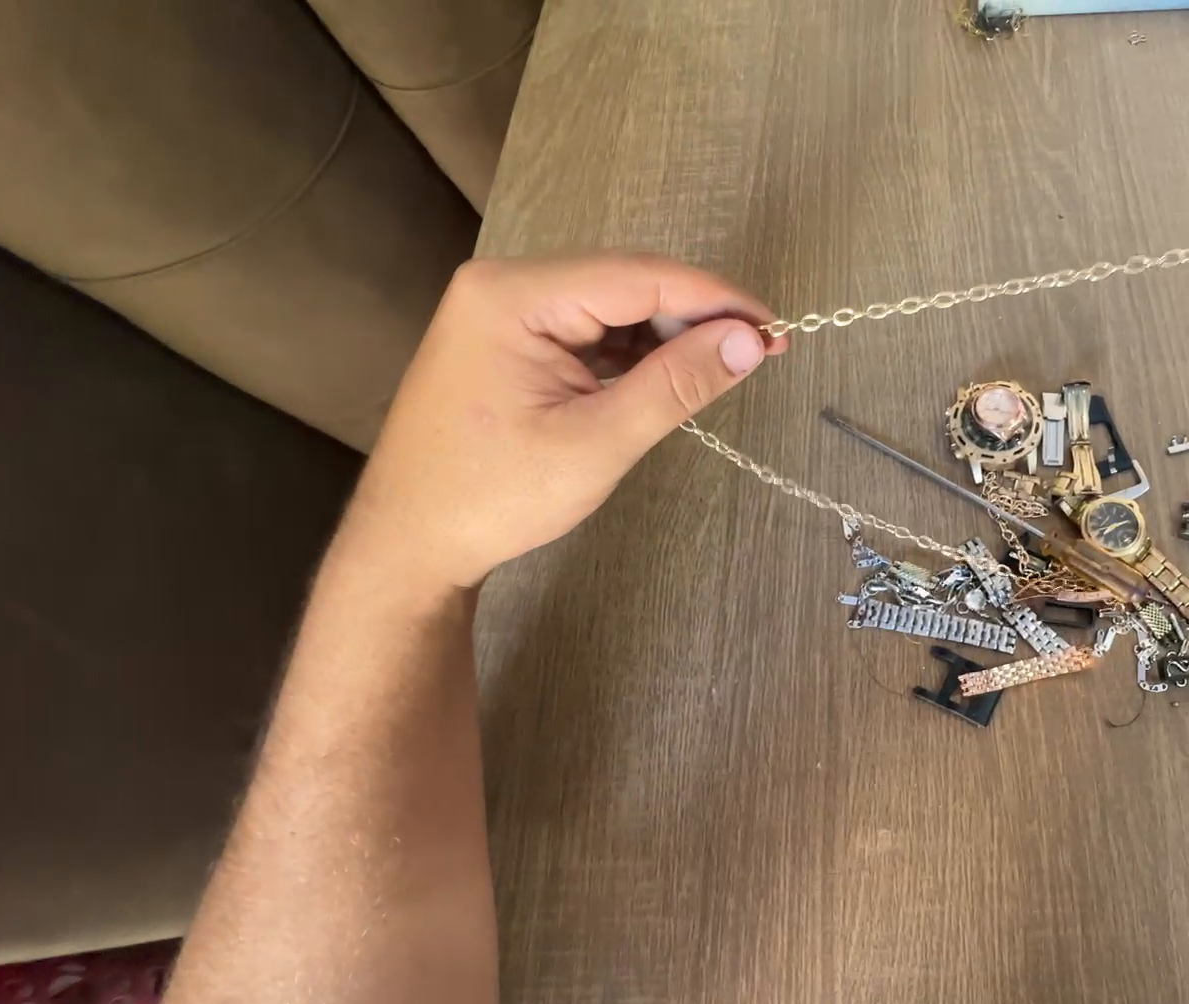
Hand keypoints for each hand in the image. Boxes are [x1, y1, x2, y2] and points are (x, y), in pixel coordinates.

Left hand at [337, 253, 788, 589]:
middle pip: (628, 284)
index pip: (640, 277)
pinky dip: (639, 354)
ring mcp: (508, 314)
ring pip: (614, 309)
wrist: (412, 541)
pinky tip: (673, 375)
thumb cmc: (499, 495)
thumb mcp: (599, 441)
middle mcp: (508, 286)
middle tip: (761, 350)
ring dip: (673, 336)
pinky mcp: (515, 343)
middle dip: (699, 316)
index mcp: (516, 296)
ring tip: (727, 365)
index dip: (716, 297)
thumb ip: (678, 384)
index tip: (776, 327)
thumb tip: (750, 341)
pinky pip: (593, 333)